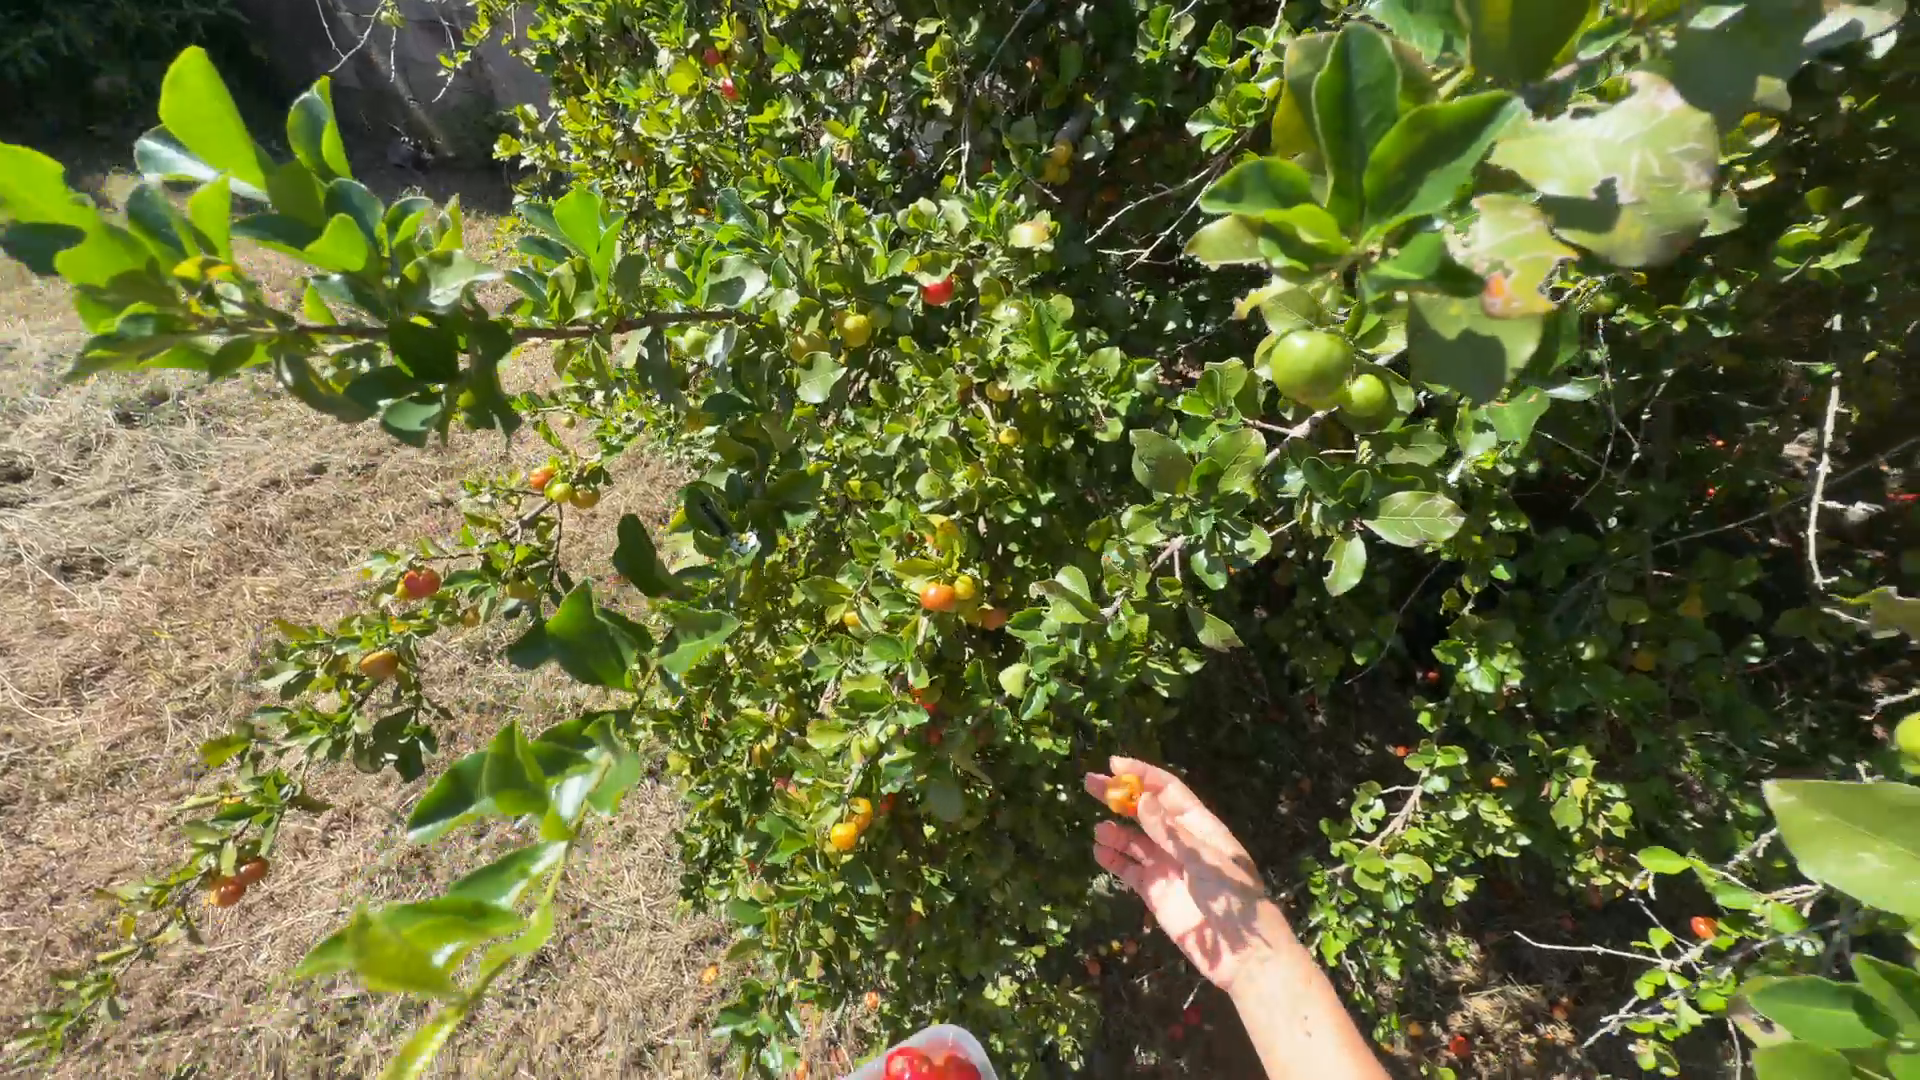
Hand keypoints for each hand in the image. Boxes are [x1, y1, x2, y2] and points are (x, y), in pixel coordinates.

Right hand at [1084, 756, 1294, 993]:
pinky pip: (1129, 870)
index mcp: (1199, 826)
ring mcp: (1167, 866)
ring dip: (1114, 831)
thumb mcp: (1204, 860)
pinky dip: (1113, 860)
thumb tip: (1139, 799)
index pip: (1167, 790)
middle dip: (1118, 796)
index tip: (1114, 765)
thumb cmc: (1234, 900)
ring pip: (1133, 840)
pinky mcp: (1156, 892)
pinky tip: (1099, 853)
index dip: (1142, 775)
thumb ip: (1170, 832)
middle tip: (1090, 783)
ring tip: (1099, 831)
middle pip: (1144, 811)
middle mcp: (1180, 842)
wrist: (1244, 956)